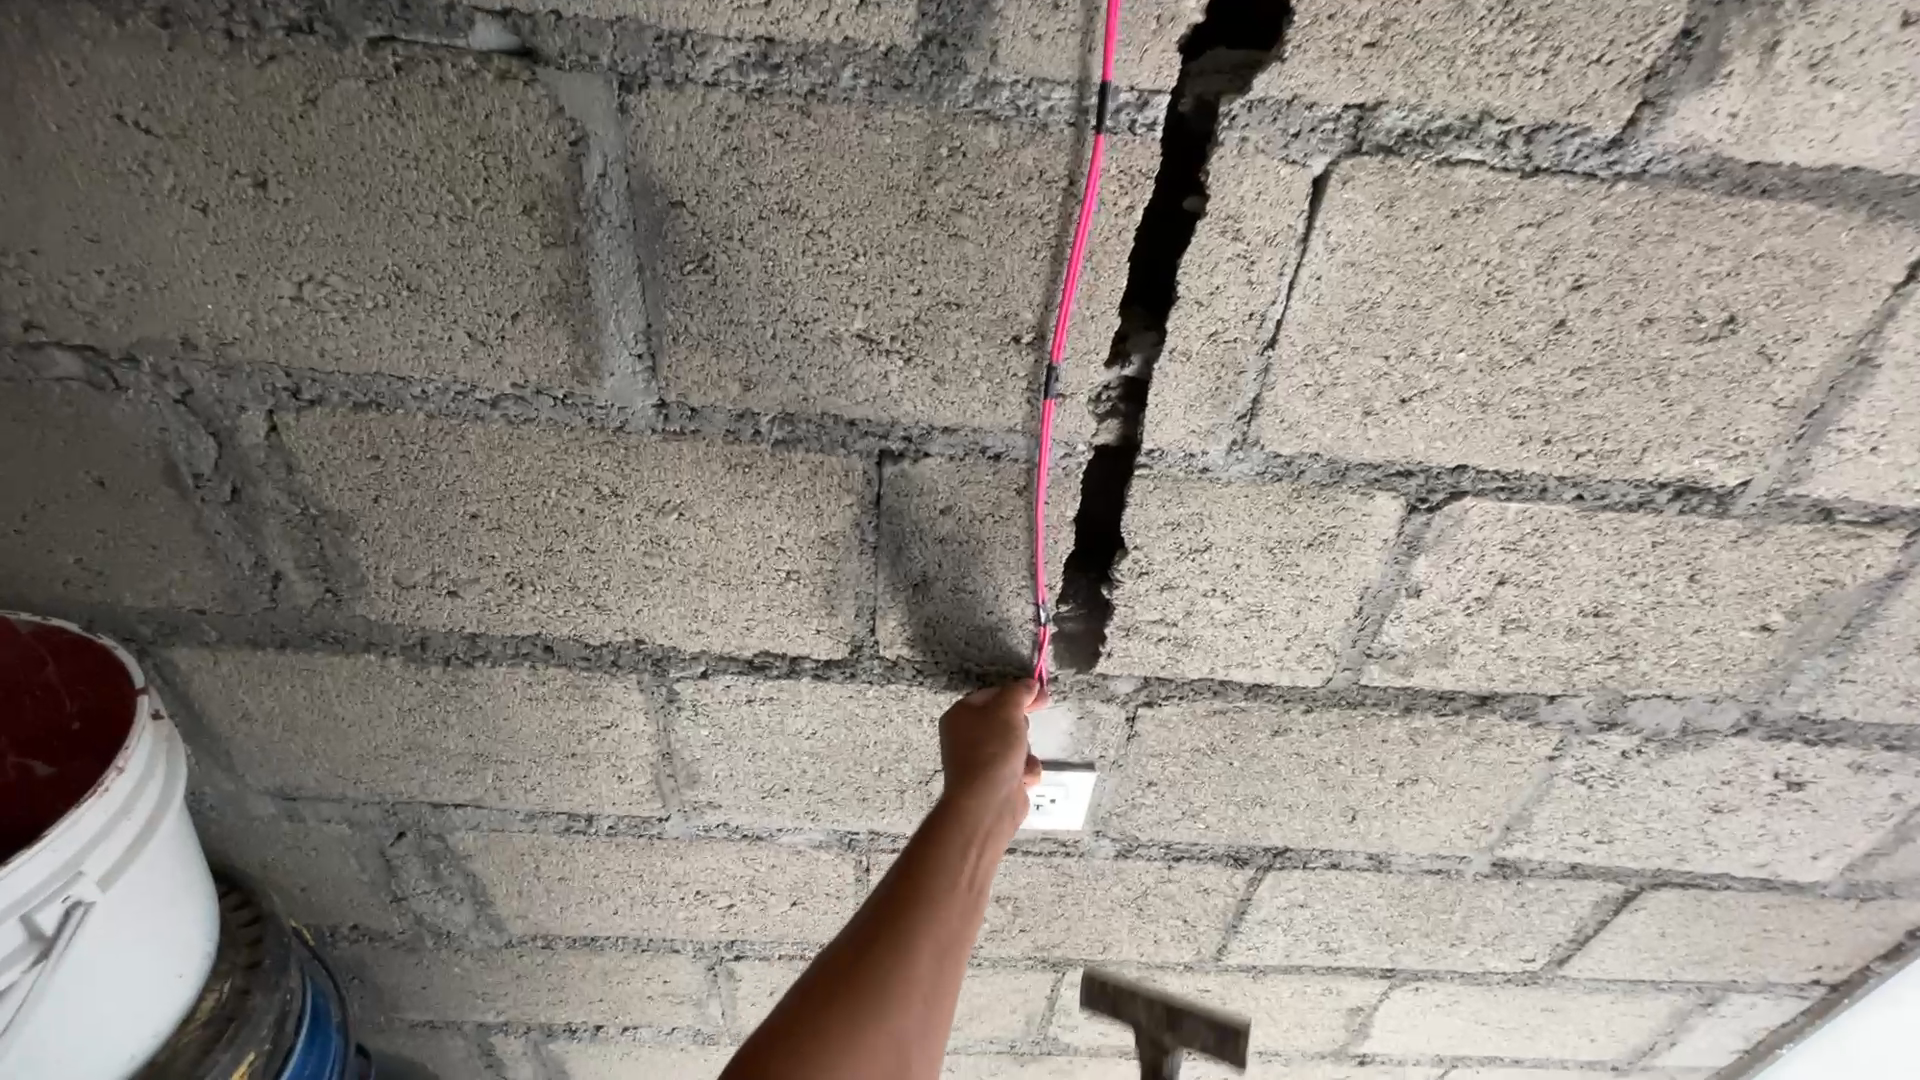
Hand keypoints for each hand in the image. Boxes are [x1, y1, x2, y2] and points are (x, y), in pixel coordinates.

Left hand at [937, 679, 1045, 831]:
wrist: (987, 803)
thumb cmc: (992, 748)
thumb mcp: (1007, 709)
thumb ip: (1019, 692)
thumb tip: (1030, 684)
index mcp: (960, 715)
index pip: (992, 694)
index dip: (1018, 693)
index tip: (1042, 696)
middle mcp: (966, 736)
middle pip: (1005, 720)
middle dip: (1021, 727)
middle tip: (1022, 732)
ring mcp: (981, 761)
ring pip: (1016, 745)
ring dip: (1026, 752)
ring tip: (1019, 761)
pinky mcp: (995, 781)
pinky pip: (1019, 768)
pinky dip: (1024, 772)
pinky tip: (1021, 779)